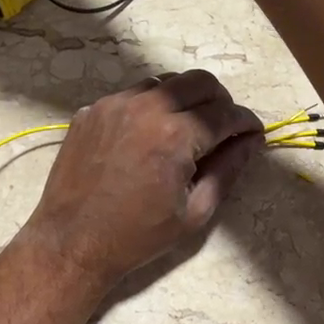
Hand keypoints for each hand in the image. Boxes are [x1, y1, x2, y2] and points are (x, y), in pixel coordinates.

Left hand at [18, 71, 263, 289]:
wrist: (71, 242)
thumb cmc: (137, 237)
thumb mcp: (194, 212)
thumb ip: (228, 170)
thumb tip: (251, 141)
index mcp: (175, 135)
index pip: (225, 113)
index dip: (246, 122)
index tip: (252, 133)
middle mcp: (145, 108)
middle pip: (198, 81)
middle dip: (219, 101)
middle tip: (223, 127)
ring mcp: (114, 105)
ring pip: (164, 83)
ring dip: (184, 99)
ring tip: (186, 130)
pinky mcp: (91, 110)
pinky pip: (131, 95)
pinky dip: (150, 107)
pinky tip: (148, 136)